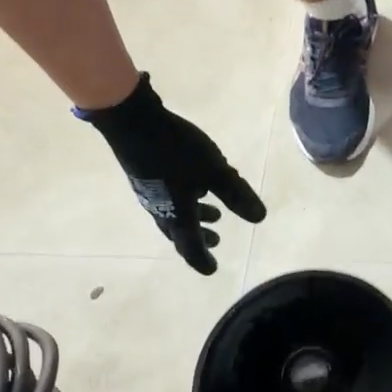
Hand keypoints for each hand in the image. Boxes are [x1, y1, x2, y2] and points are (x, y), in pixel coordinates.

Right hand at [75, 74, 265, 273]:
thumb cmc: (176, 150)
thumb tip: (259, 219)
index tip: (212, 269)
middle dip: (200, 239)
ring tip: (215, 214)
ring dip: (195, 217)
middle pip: (180, 232)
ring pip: (174, 213)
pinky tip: (195, 185)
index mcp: (176, 215)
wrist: (132, 122)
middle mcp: (160, 209)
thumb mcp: (214, 171)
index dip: (202, 259)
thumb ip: (236, 194)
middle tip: (217, 242)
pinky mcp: (146, 174)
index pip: (190, 246)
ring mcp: (150, 191)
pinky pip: (169, 197)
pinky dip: (186, 200)